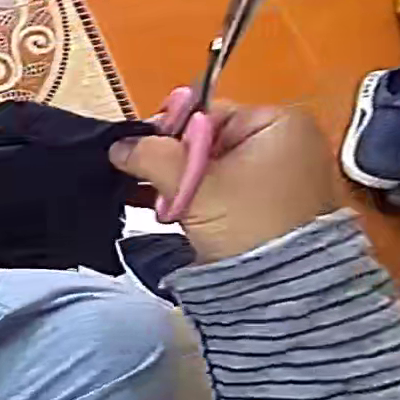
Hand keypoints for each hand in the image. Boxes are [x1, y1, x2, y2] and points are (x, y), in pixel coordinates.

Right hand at [109, 103, 336, 261]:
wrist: (280, 286)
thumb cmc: (244, 222)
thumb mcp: (193, 184)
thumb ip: (151, 157)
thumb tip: (118, 144)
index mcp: (274, 122)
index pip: (205, 113)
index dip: (168, 133)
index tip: (142, 158)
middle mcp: (278, 142)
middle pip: (202, 142)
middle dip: (171, 166)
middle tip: (154, 189)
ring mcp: (270, 176)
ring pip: (205, 169)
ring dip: (177, 187)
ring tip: (163, 207)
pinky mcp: (259, 204)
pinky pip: (215, 191)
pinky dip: (191, 200)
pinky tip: (168, 213)